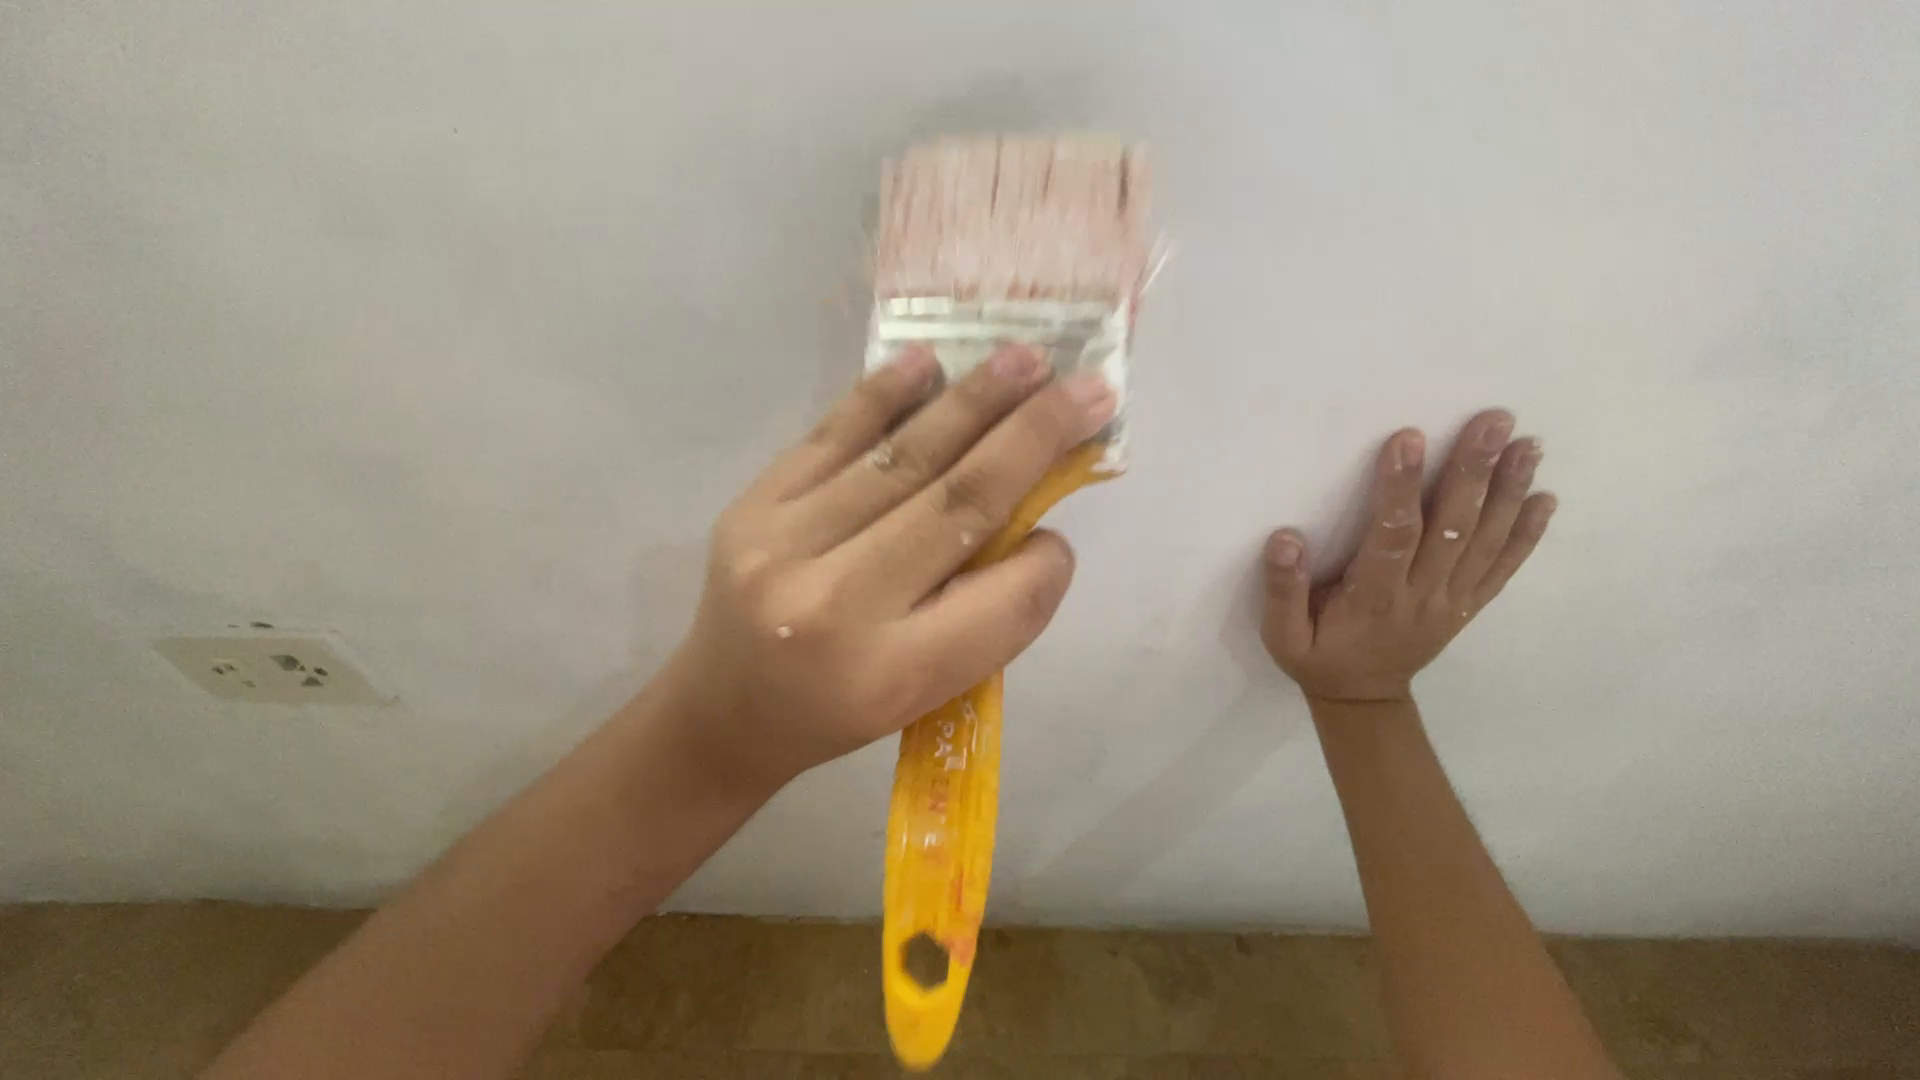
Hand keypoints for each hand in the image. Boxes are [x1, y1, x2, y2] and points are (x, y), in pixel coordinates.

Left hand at [654, 345, 1117, 788]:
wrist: (725, 710)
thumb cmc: (840, 712)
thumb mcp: (924, 693)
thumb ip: (986, 618)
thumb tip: (1034, 522)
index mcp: (890, 676)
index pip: (999, 602)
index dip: (1046, 559)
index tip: (1063, 529)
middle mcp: (835, 607)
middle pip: (957, 505)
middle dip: (1032, 438)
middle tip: (1089, 389)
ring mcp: (782, 547)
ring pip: (902, 458)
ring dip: (973, 401)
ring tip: (1026, 359)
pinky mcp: (750, 508)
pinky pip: (831, 437)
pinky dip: (884, 395)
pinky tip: (928, 361)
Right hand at [1260, 409, 1554, 703]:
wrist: (1363, 699)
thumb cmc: (1317, 659)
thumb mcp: (1281, 635)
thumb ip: (1282, 589)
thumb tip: (1286, 537)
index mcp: (1373, 598)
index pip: (1392, 536)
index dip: (1400, 487)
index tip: (1409, 439)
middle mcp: (1421, 594)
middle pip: (1452, 527)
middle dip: (1472, 471)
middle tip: (1495, 421)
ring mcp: (1451, 600)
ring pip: (1485, 541)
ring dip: (1508, 490)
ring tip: (1528, 444)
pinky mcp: (1468, 604)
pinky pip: (1503, 567)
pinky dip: (1527, 533)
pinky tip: (1545, 496)